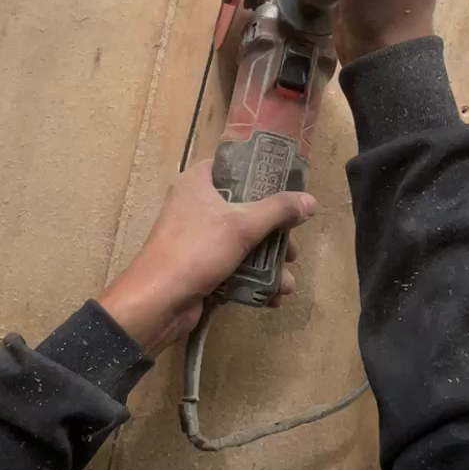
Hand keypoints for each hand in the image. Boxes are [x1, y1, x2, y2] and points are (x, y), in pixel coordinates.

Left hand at [98, 163, 316, 353]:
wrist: (158, 302)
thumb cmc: (196, 250)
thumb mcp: (242, 225)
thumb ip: (278, 210)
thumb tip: (311, 201)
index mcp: (197, 183)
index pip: (232, 167)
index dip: (260, 175)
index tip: (287, 189)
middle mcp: (194, 205)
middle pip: (244, 209)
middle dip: (273, 233)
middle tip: (292, 248)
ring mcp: (196, 238)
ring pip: (241, 242)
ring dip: (267, 263)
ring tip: (287, 282)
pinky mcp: (199, 267)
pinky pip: (232, 267)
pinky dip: (252, 280)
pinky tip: (273, 296)